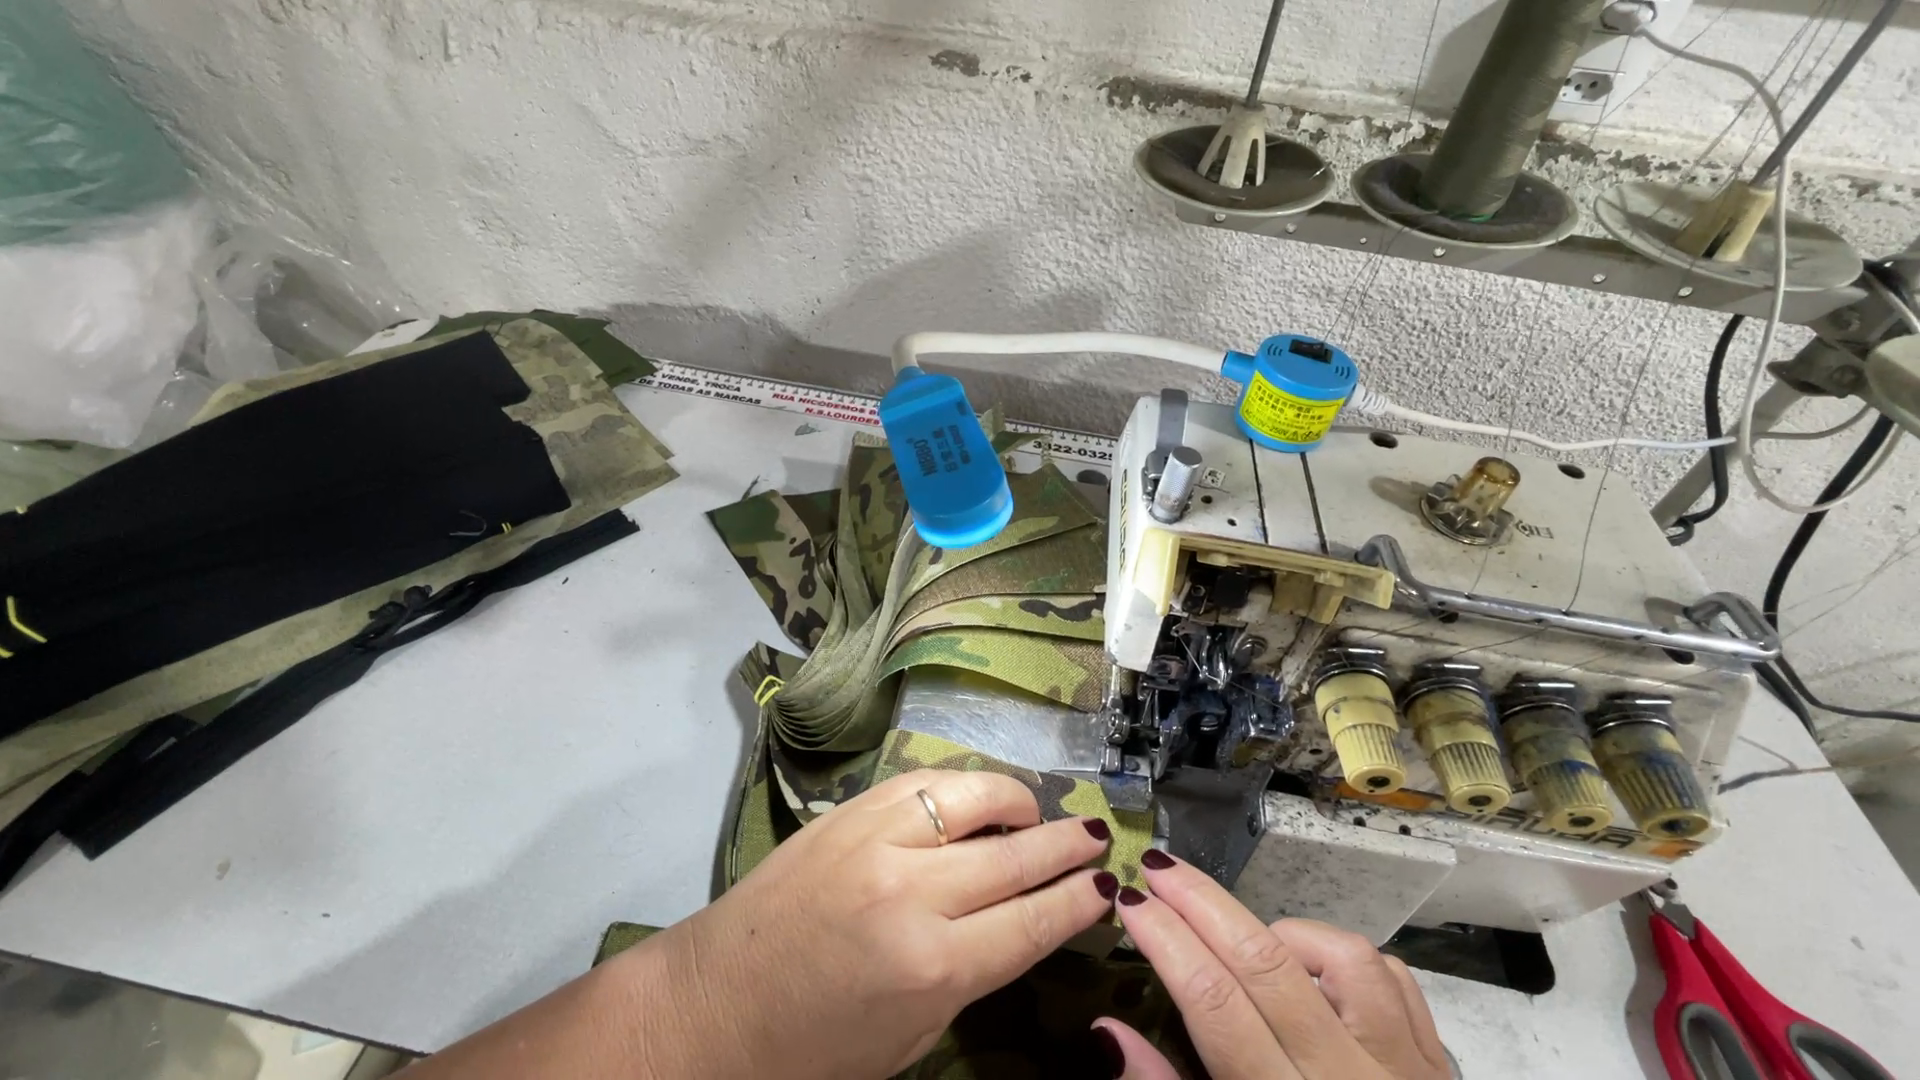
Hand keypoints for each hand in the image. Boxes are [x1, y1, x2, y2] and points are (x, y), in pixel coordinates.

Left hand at [646, 768, 1117, 1078]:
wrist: (715, 1004)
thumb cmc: (816, 1047)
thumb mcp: (915, 1033)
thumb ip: (974, 972)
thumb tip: (1023, 919)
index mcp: (934, 967)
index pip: (1034, 921)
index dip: (1079, 900)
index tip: (1109, 884)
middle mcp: (913, 893)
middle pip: (1016, 856)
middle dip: (1068, 846)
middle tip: (1099, 836)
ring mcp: (877, 840)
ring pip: (974, 799)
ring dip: (1019, 802)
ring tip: (1037, 813)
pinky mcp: (848, 813)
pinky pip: (923, 781)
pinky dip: (962, 787)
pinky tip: (976, 798)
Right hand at [1098, 852, 1449, 1079]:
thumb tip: (1107, 1030)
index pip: (1217, 1004)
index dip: (1167, 943)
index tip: (1129, 900)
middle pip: (1266, 964)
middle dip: (1201, 904)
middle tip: (1155, 868)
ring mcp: (1404, 1070)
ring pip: (1340, 957)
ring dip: (1277, 930)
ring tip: (1239, 938)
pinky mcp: (1438, 1066)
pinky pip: (1392, 978)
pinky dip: (1341, 957)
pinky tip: (1311, 968)